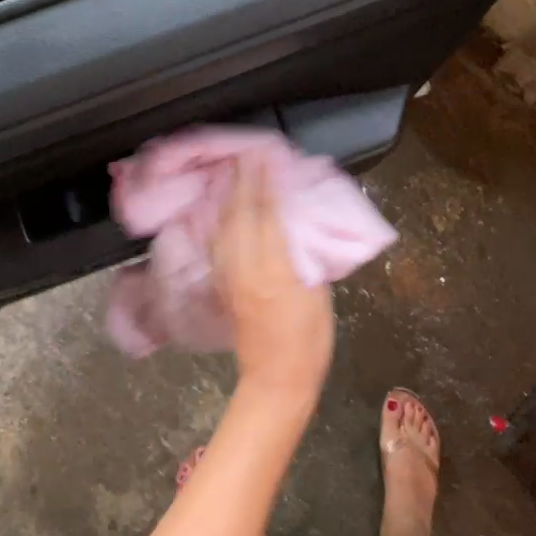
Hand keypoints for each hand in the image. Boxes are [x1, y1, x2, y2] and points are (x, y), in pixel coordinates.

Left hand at [213, 156, 334, 399]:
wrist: (277, 380)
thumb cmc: (309, 341)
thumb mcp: (317, 294)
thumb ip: (302, 256)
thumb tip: (294, 224)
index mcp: (276, 270)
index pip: (268, 215)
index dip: (266, 183)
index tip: (265, 157)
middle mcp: (246, 267)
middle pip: (240, 215)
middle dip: (242, 182)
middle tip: (245, 155)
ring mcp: (229, 276)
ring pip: (224, 227)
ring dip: (228, 197)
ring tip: (231, 174)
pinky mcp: (221, 286)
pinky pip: (217, 243)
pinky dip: (220, 220)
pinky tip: (221, 210)